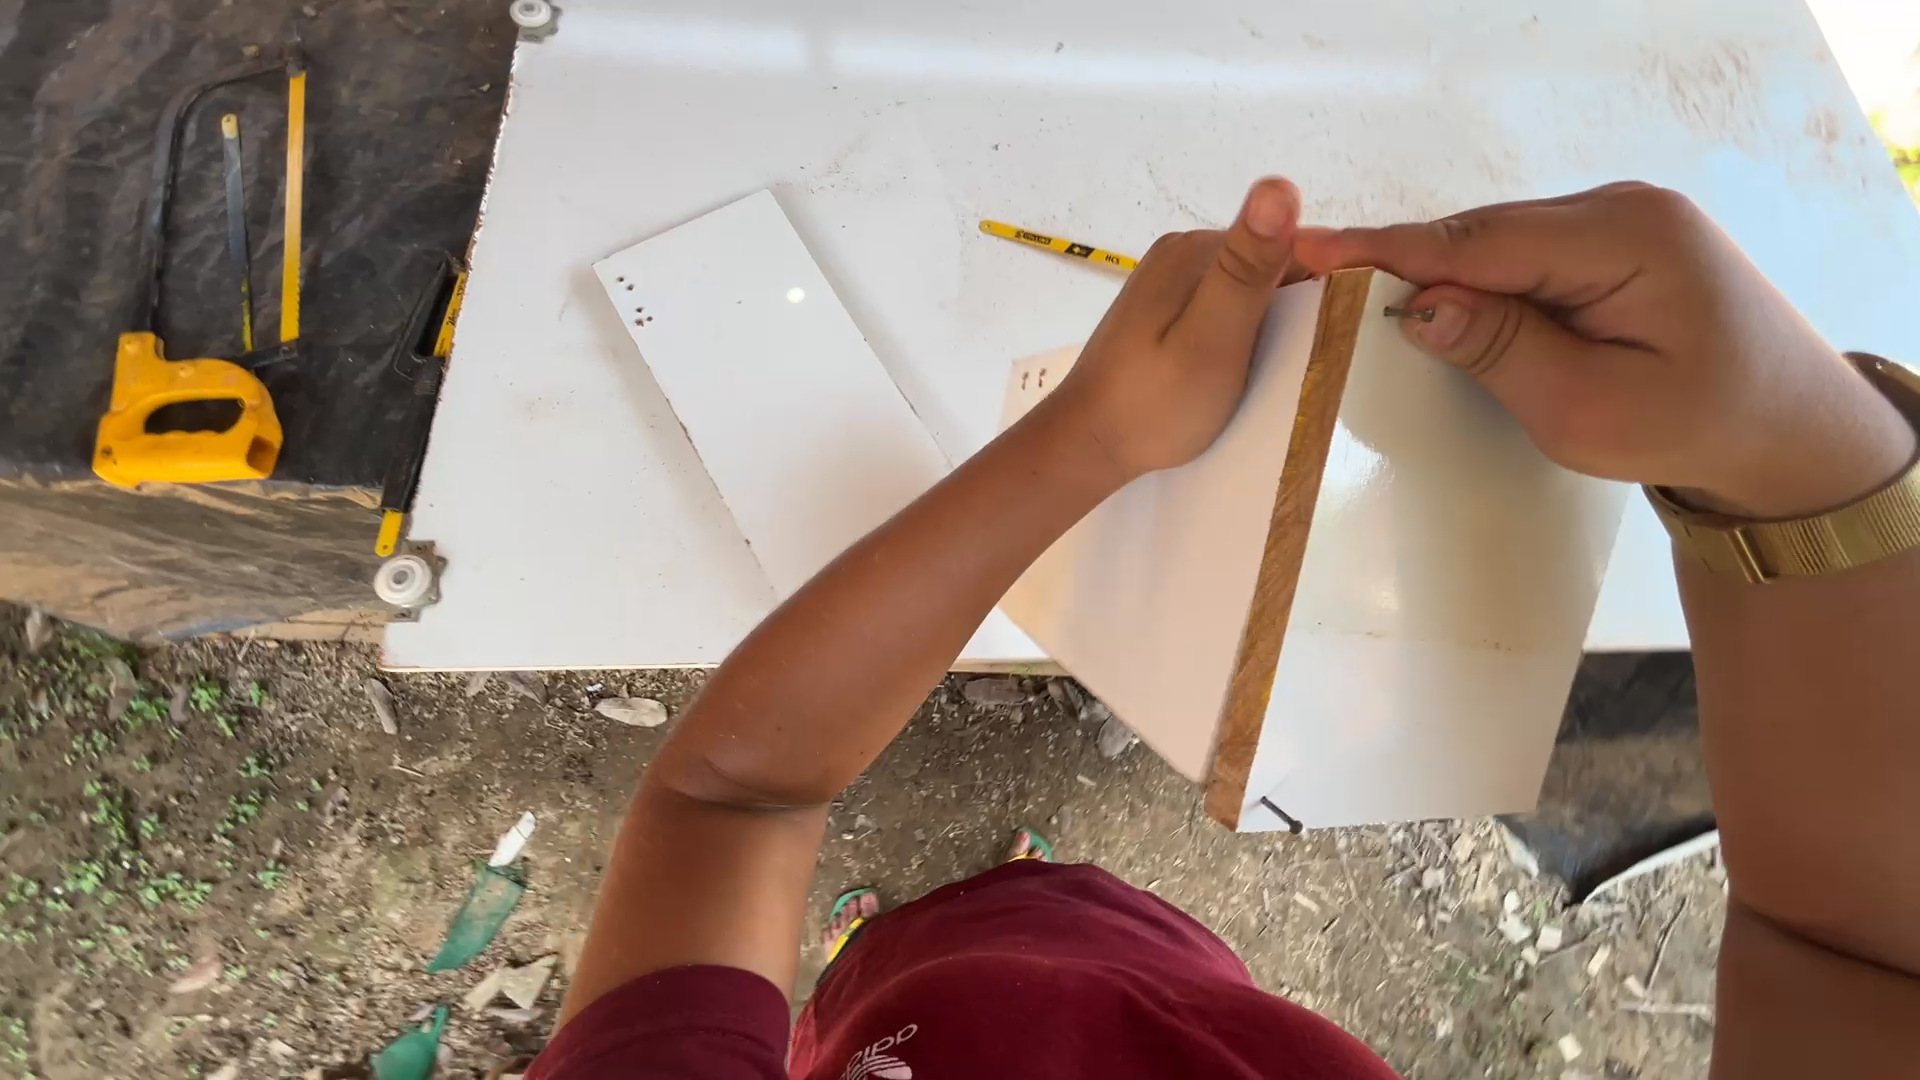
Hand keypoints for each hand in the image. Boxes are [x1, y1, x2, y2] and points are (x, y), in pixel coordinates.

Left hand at [1045, 177, 1305, 481]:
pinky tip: (1243, 373)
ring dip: (1273, 326)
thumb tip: (1278, 184)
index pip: (1294, 245)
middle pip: (1270, 268)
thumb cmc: (1153, 403)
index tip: (1342, 336)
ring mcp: (1166, 286)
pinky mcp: (1159, 317)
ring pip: (1246, 293)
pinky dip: (1241, 338)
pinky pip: (1219, 314)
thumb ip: (1246, 270)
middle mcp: (1180, 256)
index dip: (1329, 286)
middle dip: (1300, 308)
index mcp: (1196, 251)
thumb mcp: (1211, 338)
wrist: (1087, 445)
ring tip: (1281, 373)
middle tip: (1312, 364)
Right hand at [1292, 182, 1913, 518]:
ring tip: (1345, 293)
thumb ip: (1500, 348)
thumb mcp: (1585, 404)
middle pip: (1473, 234)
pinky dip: (1453, 280)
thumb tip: (1417, 305)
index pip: (1477, 241)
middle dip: (1391, 260)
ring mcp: (1607, 224)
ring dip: (1418, 272)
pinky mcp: (1594, 248)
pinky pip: (1503, 257)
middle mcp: (1615, 211)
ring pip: (1482, 243)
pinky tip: (1416, 300)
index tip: (1310, 249)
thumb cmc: (1690, 425)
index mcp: (1625, 239)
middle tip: (1310, 281)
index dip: (1387, 249)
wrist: (1781, 426)